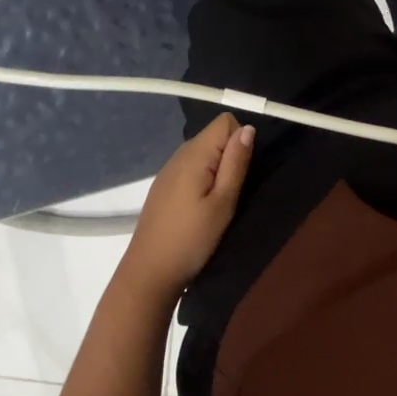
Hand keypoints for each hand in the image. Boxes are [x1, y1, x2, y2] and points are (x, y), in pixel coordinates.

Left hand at [123, 113, 255, 294]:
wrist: (148, 274)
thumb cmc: (191, 240)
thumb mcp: (223, 203)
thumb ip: (236, 163)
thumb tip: (248, 128)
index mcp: (194, 154)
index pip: (225, 121)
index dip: (240, 140)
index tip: (241, 171)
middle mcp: (179, 154)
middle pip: (213, 135)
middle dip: (229, 155)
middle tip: (231, 191)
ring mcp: (168, 170)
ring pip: (202, 151)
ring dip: (216, 168)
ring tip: (217, 201)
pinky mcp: (163, 185)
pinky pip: (190, 166)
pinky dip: (201, 177)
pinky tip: (199, 206)